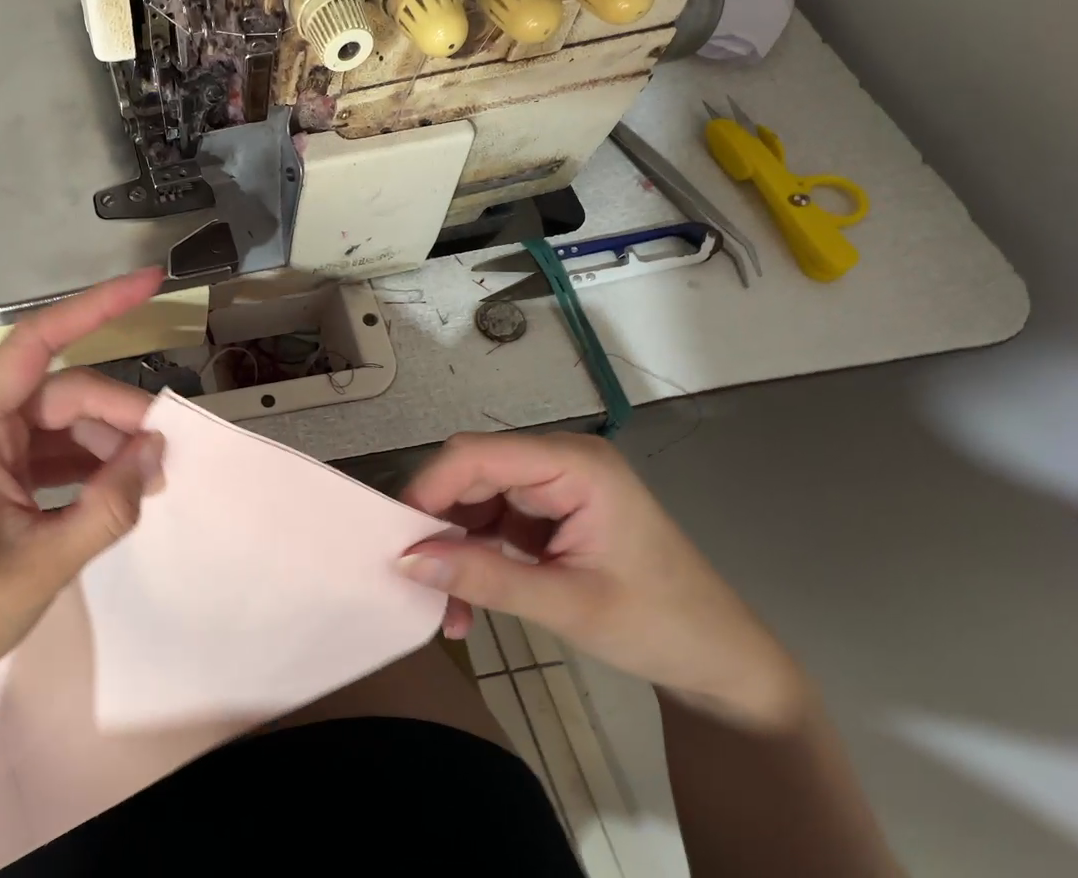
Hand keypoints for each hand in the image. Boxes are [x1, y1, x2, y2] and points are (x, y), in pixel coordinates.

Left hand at [0, 269, 166, 716]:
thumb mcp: (43, 563)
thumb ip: (106, 506)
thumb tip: (157, 452)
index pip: (36, 344)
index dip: (95, 307)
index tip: (150, 283)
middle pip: (62, 394)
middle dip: (119, 416)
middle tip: (169, 455)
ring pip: (60, 426)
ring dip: (107, 446)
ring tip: (150, 483)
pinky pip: (49, 456)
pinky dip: (87, 469)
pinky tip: (120, 490)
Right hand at [397, 432, 807, 728]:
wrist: (721, 662)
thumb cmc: (662, 627)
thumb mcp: (568, 605)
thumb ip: (484, 578)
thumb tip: (406, 560)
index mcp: (575, 466)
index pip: (475, 455)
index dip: (428, 490)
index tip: (397, 542)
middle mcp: (557, 464)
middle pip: (466, 475)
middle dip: (435, 527)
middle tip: (413, 579)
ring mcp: (550, 488)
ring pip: (468, 503)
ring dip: (449, 552)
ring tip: (445, 608)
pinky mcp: (544, 515)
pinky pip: (484, 525)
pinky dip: (468, 561)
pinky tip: (463, 604)